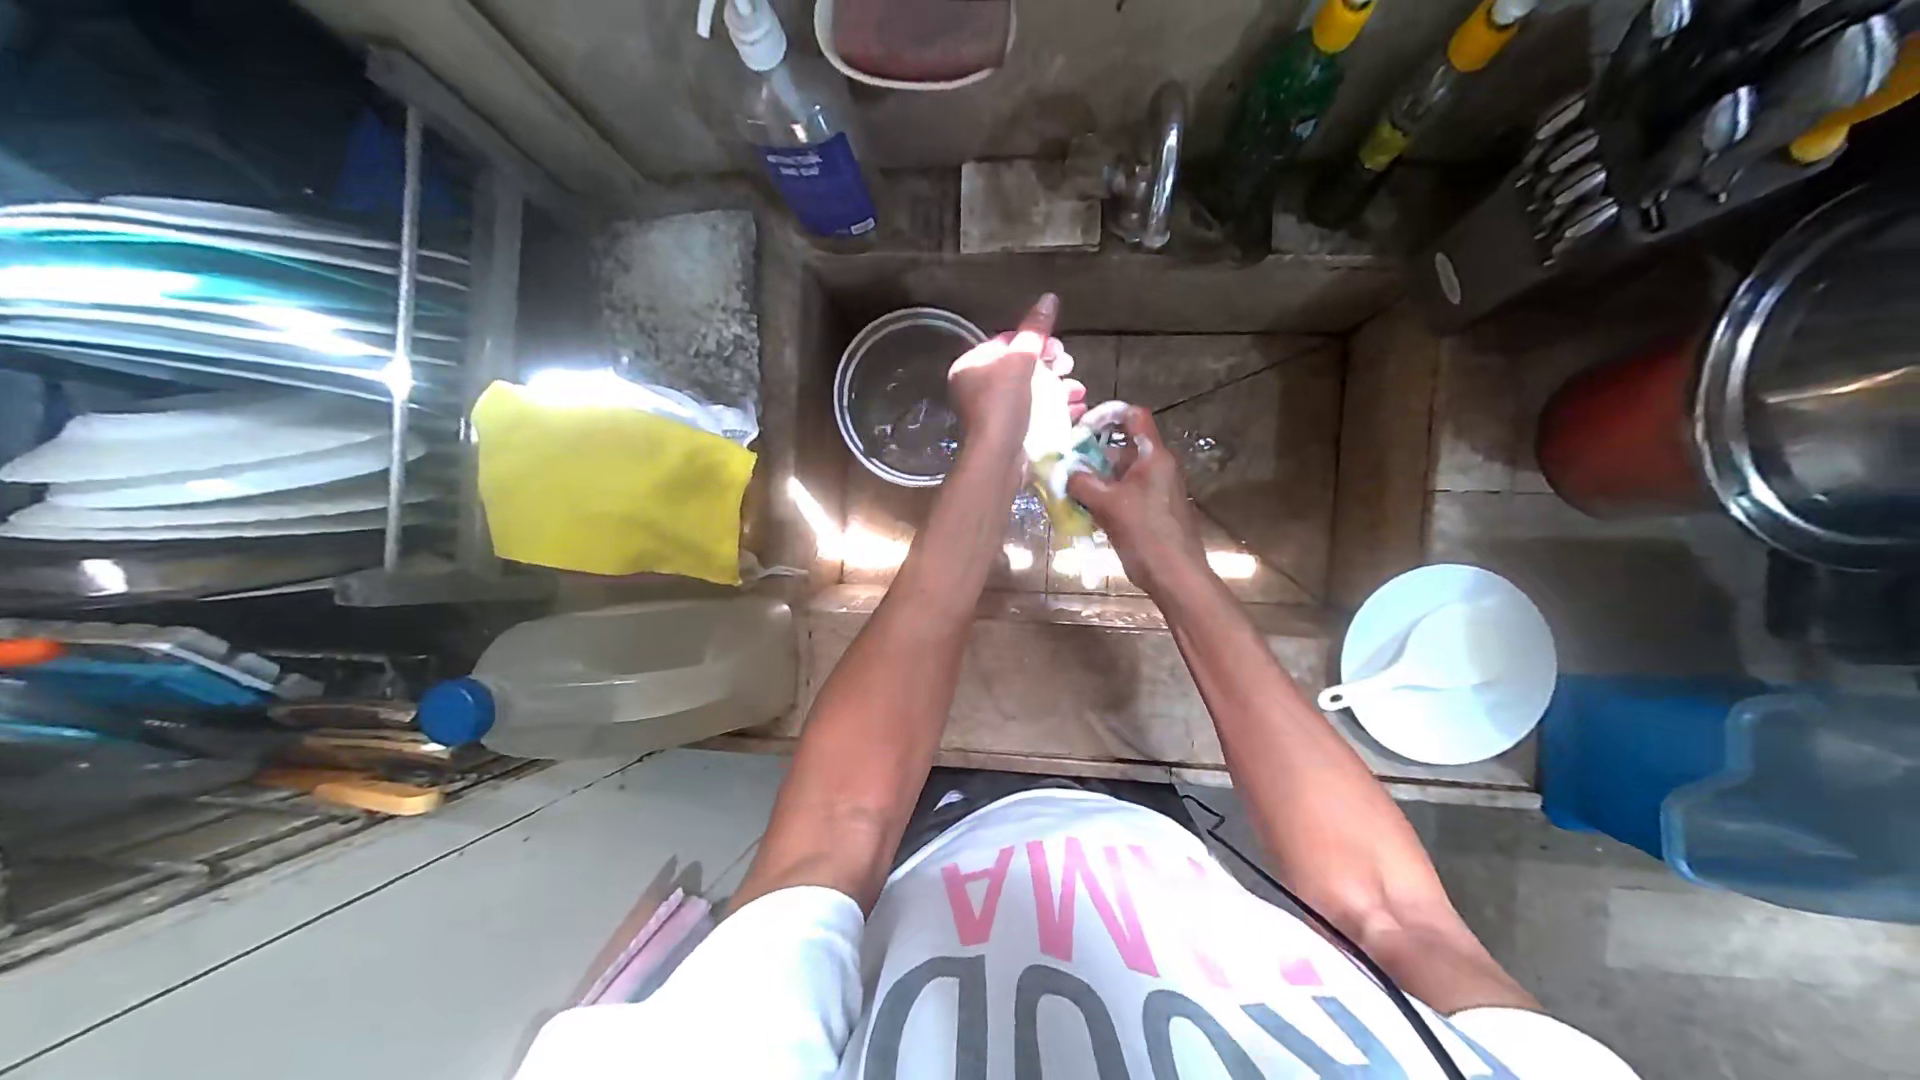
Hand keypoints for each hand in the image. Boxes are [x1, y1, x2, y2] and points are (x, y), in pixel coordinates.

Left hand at [947, 293, 1084, 450]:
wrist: (998, 457)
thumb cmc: (1002, 403)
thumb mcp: (1020, 360)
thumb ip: (1035, 329)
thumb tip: (1049, 297)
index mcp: (970, 366)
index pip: (1005, 343)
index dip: (1035, 341)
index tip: (1057, 347)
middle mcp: (976, 388)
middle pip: (1020, 367)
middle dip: (1051, 365)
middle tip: (1068, 365)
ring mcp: (992, 413)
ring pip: (1030, 391)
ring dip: (1058, 387)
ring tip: (1077, 389)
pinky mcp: (1008, 432)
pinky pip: (1034, 413)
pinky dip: (1055, 409)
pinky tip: (1076, 407)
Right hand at [1066, 406, 1207, 590]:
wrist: (1175, 574)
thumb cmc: (1145, 533)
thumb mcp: (1107, 505)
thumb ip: (1082, 483)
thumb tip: (1066, 472)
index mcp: (1154, 456)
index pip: (1134, 416)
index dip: (1107, 414)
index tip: (1082, 429)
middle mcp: (1158, 467)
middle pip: (1122, 448)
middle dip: (1093, 454)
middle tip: (1066, 466)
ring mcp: (1156, 490)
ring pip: (1121, 473)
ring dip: (1096, 479)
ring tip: (1070, 491)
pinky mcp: (1152, 510)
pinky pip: (1124, 493)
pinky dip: (1105, 497)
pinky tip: (1086, 511)